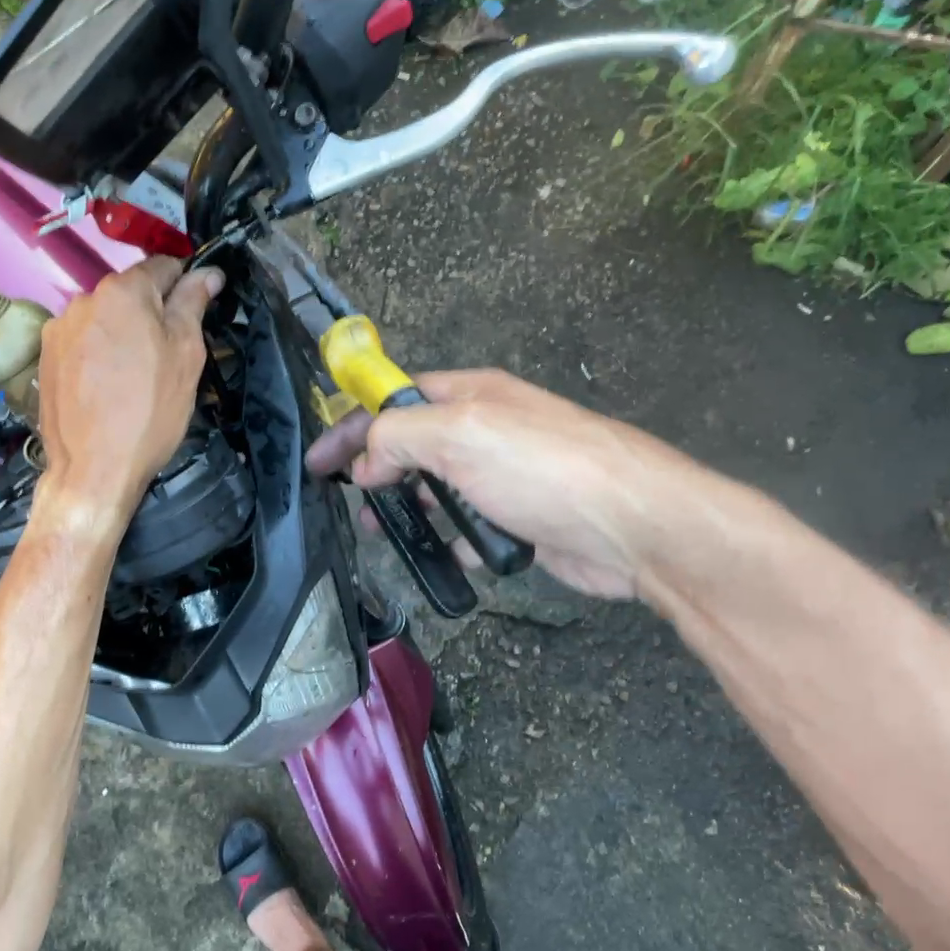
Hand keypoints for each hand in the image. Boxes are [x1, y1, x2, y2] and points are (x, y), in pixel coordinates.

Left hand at [36, 257, 222, 526]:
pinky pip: (81, 344)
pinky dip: (96, 356)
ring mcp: (59, 329)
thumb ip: (193, 304)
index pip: (162, 266)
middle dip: (149, 315)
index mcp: (122, 291)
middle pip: (129, 294)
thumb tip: (207, 271)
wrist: (92, 470)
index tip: (194, 312)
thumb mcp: (186, 356)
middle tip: (165, 357)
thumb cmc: (149, 413)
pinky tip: (106, 388)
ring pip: (103, 320)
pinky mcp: (45, 358)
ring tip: (132, 378)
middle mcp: (83, 300)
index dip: (184, 286)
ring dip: (120, 335)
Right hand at [305, 369, 696, 598]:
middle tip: (349, 501)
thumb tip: (369, 461)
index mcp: (468, 396)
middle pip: (411, 445)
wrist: (631, 526)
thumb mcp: (460, 435)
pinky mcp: (517, 519)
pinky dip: (450, 541)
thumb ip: (399, 437)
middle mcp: (483, 429)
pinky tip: (445, 555)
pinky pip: (467, 528)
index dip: (351, 424)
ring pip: (436, 490)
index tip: (318, 461)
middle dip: (375, 471)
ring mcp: (501, 476)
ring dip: (407, 509)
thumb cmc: (544, 467)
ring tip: (382, 532)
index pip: (394, 400)